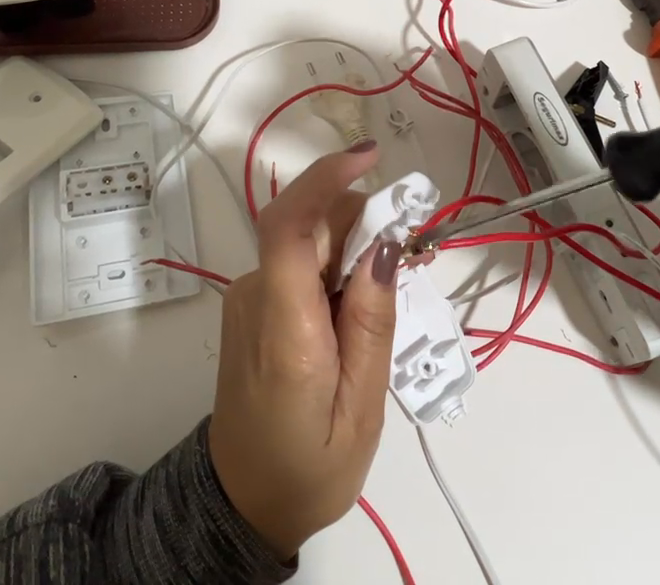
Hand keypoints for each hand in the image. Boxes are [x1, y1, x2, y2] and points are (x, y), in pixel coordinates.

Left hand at [208, 145, 402, 559]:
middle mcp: (255, 297)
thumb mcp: (361, 407)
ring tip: (400, 277)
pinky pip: (300, 264)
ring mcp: (248, 298)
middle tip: (417, 243)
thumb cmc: (308, 465)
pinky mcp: (253, 304)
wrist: (243, 500)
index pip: (288, 227)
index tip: (371, 158)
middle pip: (307, 225)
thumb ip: (372, 323)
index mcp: (284, 327)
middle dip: (363, 217)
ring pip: (307, 241)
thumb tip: (385, 246)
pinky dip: (337, 265)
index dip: (326, 180)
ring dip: (354, 242)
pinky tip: (367, 295)